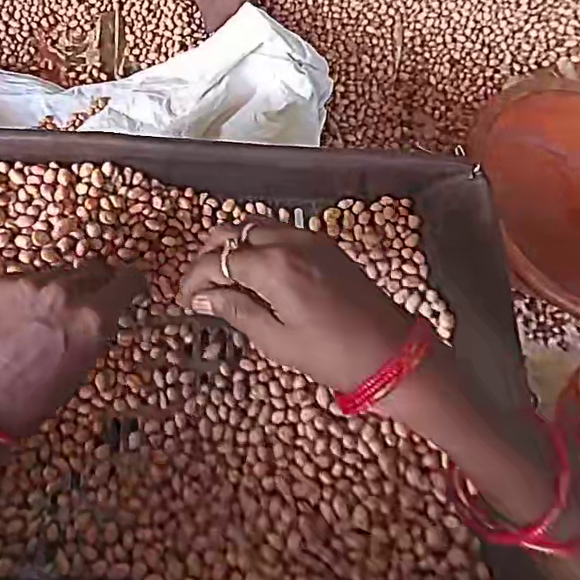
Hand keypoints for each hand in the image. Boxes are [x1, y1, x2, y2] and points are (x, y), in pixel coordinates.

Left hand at [0, 262, 145, 438]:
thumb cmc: (40, 394)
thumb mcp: (86, 361)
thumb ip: (98, 326)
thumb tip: (105, 305)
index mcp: (93, 317)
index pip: (128, 280)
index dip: (132, 283)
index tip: (131, 287)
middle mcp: (65, 292)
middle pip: (95, 270)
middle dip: (97, 285)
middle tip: (90, 302)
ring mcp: (30, 283)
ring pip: (60, 273)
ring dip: (63, 288)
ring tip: (49, 316)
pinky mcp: (2, 281)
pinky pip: (29, 279)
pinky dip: (31, 293)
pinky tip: (22, 317)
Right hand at [178, 218, 417, 391]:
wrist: (394, 353)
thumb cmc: (333, 355)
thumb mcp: (276, 340)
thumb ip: (235, 310)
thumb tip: (202, 297)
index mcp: (273, 267)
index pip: (217, 261)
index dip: (194, 279)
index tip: (185, 299)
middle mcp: (288, 242)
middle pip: (230, 233)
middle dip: (207, 256)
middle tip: (199, 285)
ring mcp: (308, 239)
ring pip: (252, 225)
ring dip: (230, 244)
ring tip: (222, 274)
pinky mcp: (323, 244)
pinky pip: (278, 229)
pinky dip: (255, 241)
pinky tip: (252, 268)